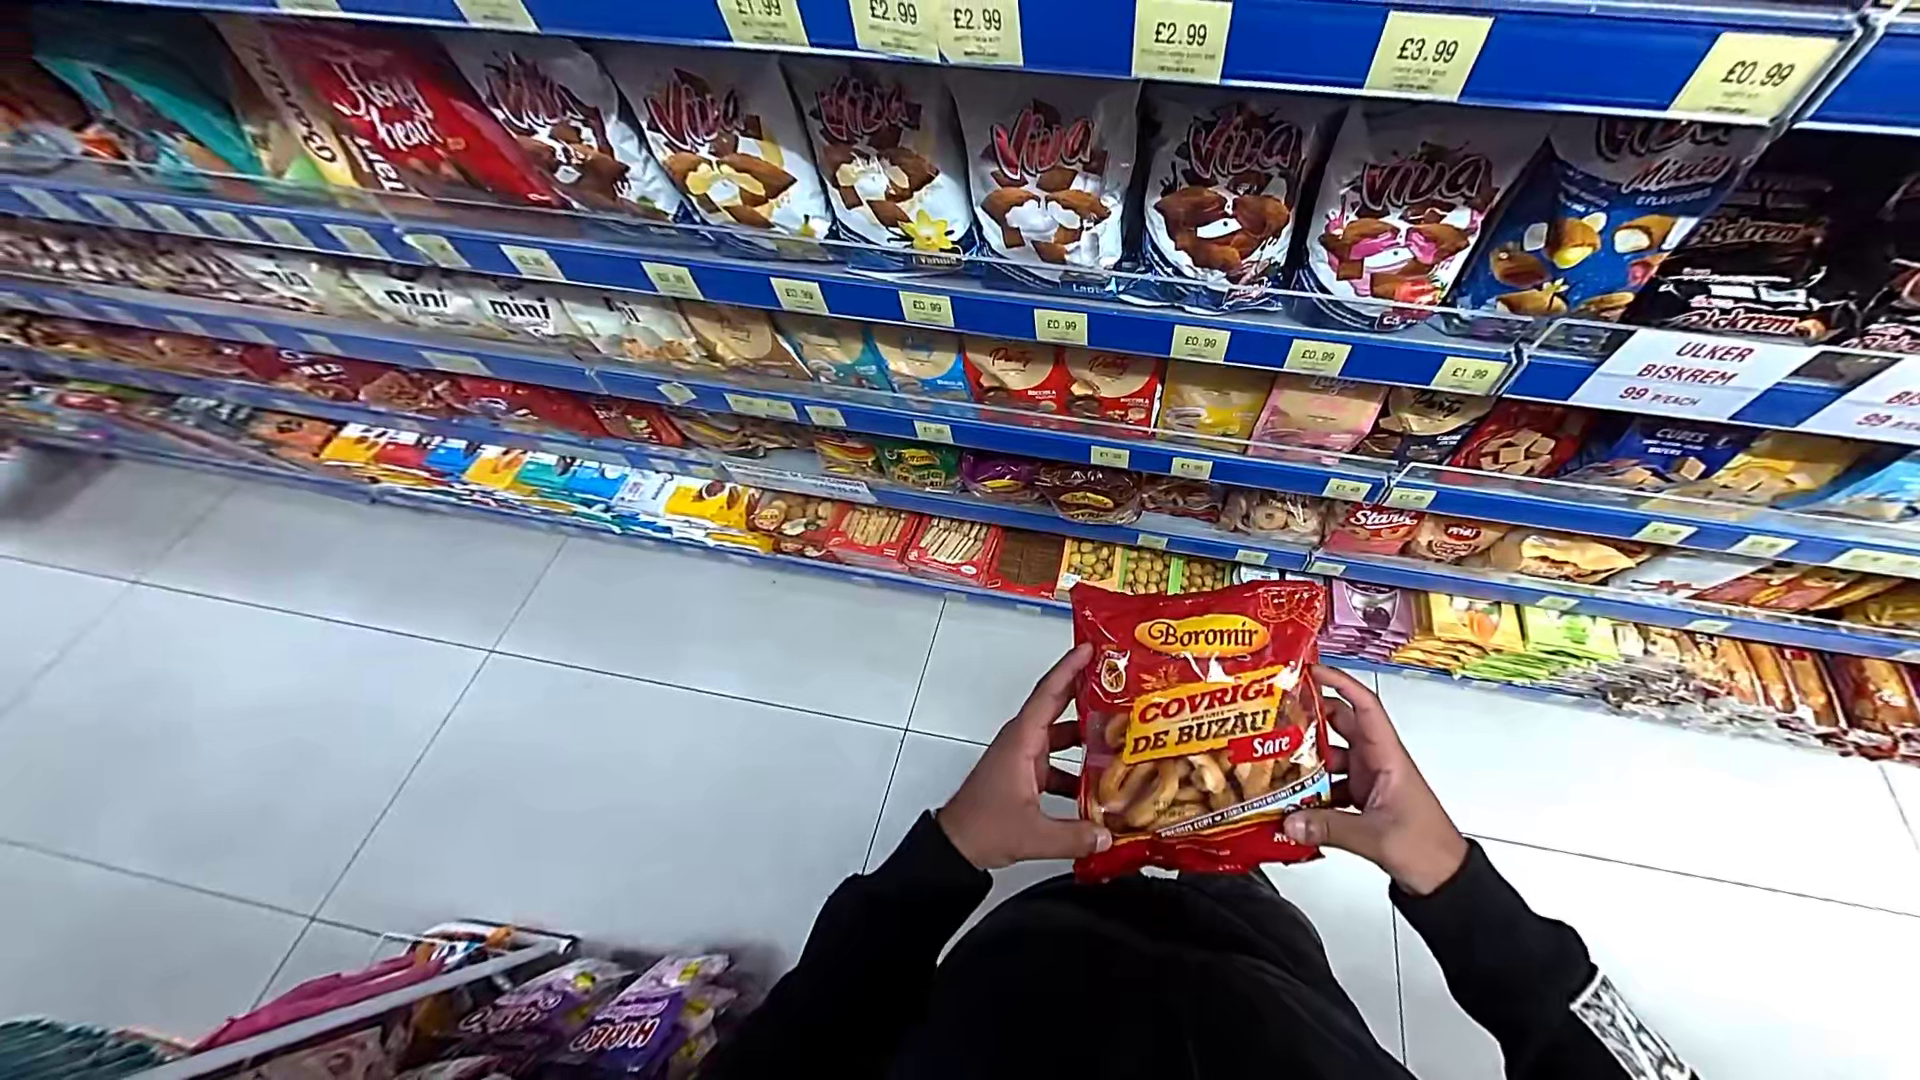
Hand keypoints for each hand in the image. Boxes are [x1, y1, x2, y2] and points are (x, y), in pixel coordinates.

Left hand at [937, 644, 1112, 869]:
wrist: (955, 845)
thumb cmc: (983, 827)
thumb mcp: (1033, 834)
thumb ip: (1074, 836)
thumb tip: (1109, 836)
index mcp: (1022, 741)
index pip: (1048, 694)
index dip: (1068, 668)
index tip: (1088, 649)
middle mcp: (1023, 741)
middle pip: (1057, 707)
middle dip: (1084, 691)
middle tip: (1116, 680)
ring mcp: (1023, 757)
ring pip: (1059, 736)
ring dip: (1085, 735)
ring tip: (1120, 735)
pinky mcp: (1025, 775)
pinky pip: (1057, 761)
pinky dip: (1077, 768)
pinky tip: (1100, 784)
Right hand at [1282, 666, 1467, 895]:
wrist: (1448, 882)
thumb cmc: (1429, 850)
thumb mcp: (1375, 837)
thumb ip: (1328, 827)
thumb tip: (1289, 821)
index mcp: (1387, 757)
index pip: (1365, 706)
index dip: (1340, 683)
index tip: (1312, 670)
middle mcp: (1376, 760)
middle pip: (1339, 724)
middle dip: (1309, 714)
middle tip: (1277, 709)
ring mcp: (1367, 778)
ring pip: (1329, 752)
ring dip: (1304, 753)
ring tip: (1275, 754)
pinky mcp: (1359, 796)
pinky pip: (1327, 780)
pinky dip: (1308, 784)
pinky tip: (1289, 793)